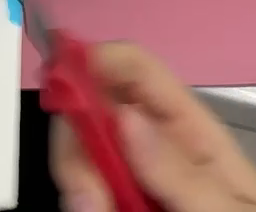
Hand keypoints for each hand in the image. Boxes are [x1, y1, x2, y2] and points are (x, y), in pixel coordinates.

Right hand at [50, 42, 255, 211]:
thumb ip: (186, 176)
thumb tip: (127, 118)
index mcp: (190, 135)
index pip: (136, 69)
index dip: (97, 59)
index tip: (64, 81)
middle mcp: (150, 149)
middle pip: (89, 108)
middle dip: (76, 139)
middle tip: (85, 194)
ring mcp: (127, 182)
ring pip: (75, 152)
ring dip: (74, 180)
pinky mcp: (109, 205)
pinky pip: (78, 193)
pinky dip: (78, 203)